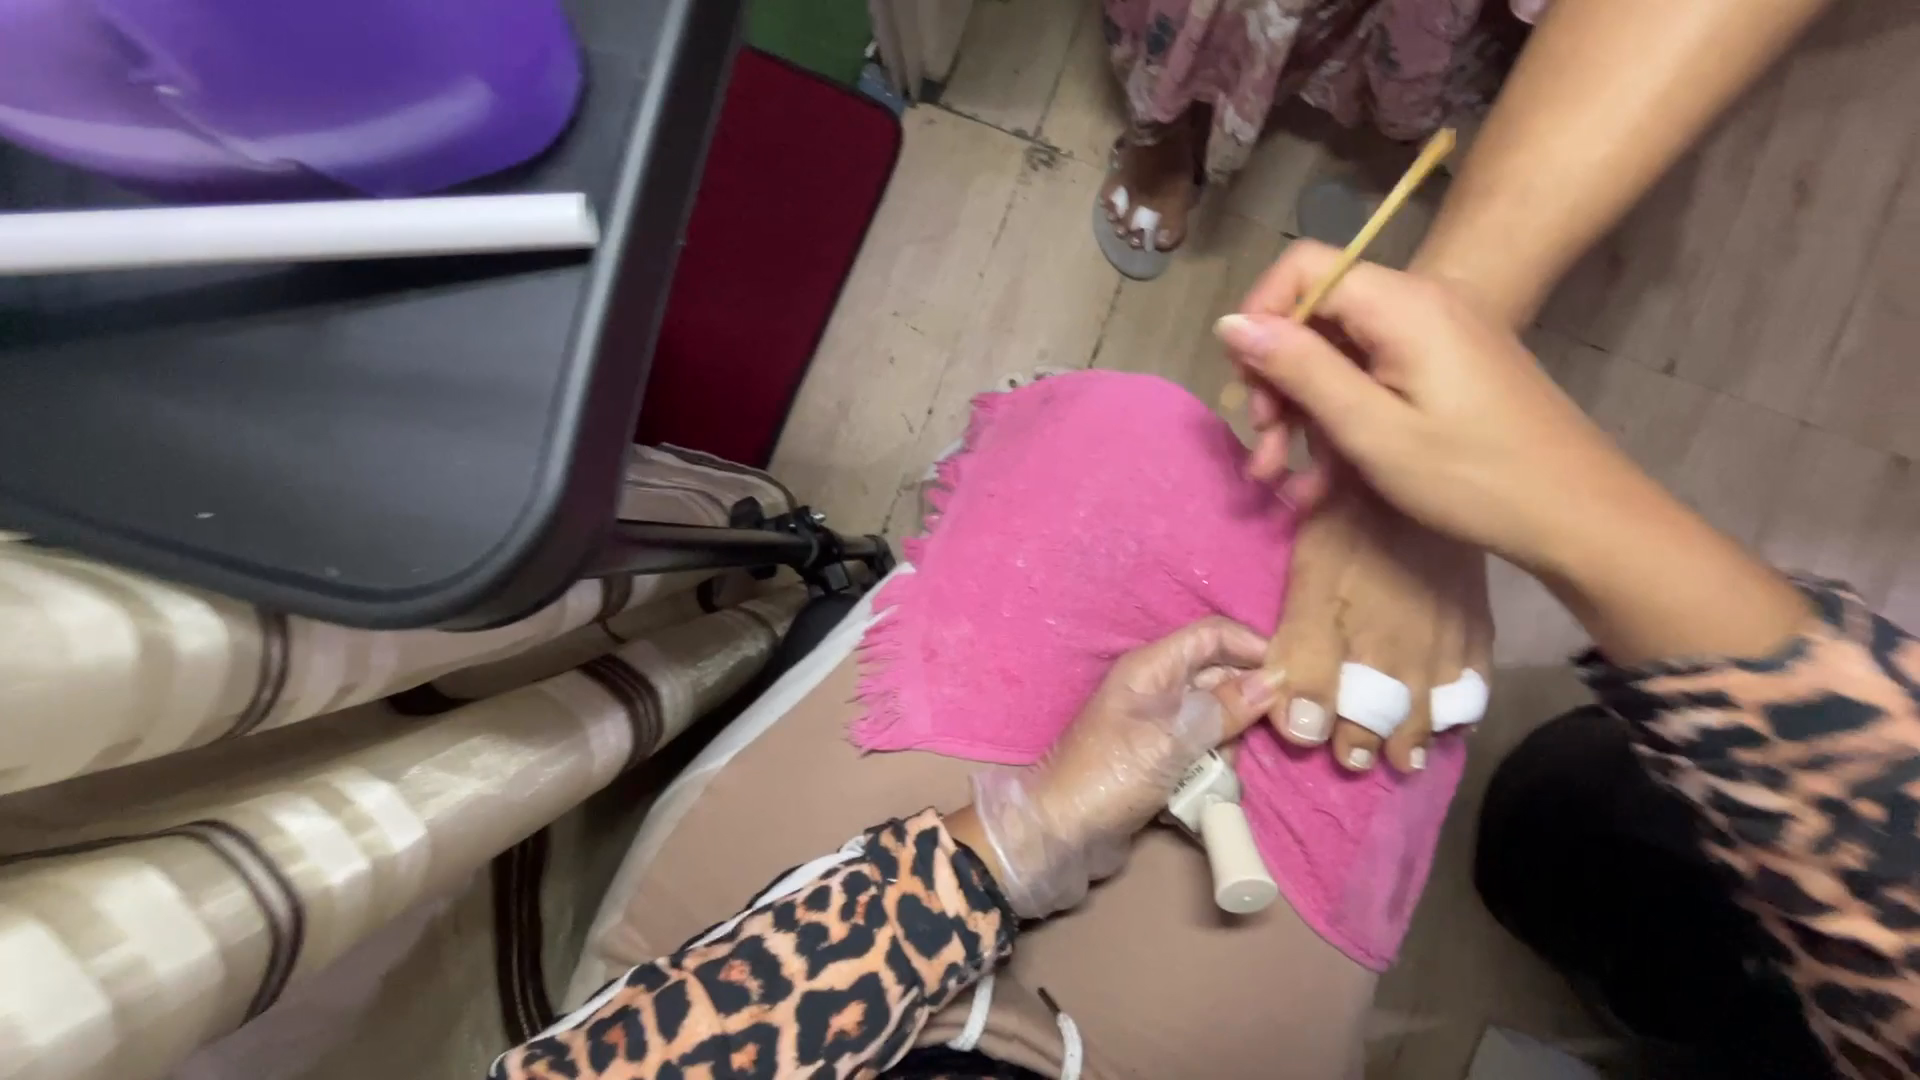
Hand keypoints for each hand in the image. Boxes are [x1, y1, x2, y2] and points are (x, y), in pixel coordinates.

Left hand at [956, 617, 1277, 918]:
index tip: (1297, 676)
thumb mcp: (1170, 740)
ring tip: (1224, 770)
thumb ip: (1223, 709)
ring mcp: (1159, 723)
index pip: (1212, 635)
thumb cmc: (1108, 777)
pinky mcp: (1162, 757)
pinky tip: (1214, 789)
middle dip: (1250, 702)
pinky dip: (1215, 765)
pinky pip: (1204, 749)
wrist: (1062, 833)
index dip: (1254, 647)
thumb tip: (1273, 681)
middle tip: (1282, 733)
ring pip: (1218, 717)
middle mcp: (1157, 687)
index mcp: (1151, 667)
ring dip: (1231, 742)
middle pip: (1221, 675)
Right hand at [1217, 238, 1806, 667]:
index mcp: (1402, 305)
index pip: (1303, 268)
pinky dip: (1335, 420)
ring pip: (1334, 355)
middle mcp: (1416, 305)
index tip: (1247, 381)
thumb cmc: (1472, 476)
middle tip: (1267, 441)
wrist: (1578, 516)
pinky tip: (1320, 478)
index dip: (1260, 315)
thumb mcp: (1369, 426)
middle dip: (1276, 377)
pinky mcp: (1438, 370)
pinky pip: (1366, 379)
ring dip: (1298, 411)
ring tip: (1282, 473)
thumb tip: (1229, 322)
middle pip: (1314, 315)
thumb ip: (1298, 367)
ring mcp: (1430, 338)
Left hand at [1267, 488, 1491, 772]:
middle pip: (1393, 717)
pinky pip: (1476, 684)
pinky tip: (1454, 723)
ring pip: (1436, 709)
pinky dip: (1464, 710)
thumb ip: (1300, 655)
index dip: (1338, 736)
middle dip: (1373, 743)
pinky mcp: (1478, 626)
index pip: (1349, 714)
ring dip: (1417, 737)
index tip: (1329, 751)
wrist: (1415, 487)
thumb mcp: (1306, 585)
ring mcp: (1450, 645)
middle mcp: (1409, 660)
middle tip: (1362, 761)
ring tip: (1404, 759)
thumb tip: (1301, 724)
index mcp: (1362, 651)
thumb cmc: (1345, 531)